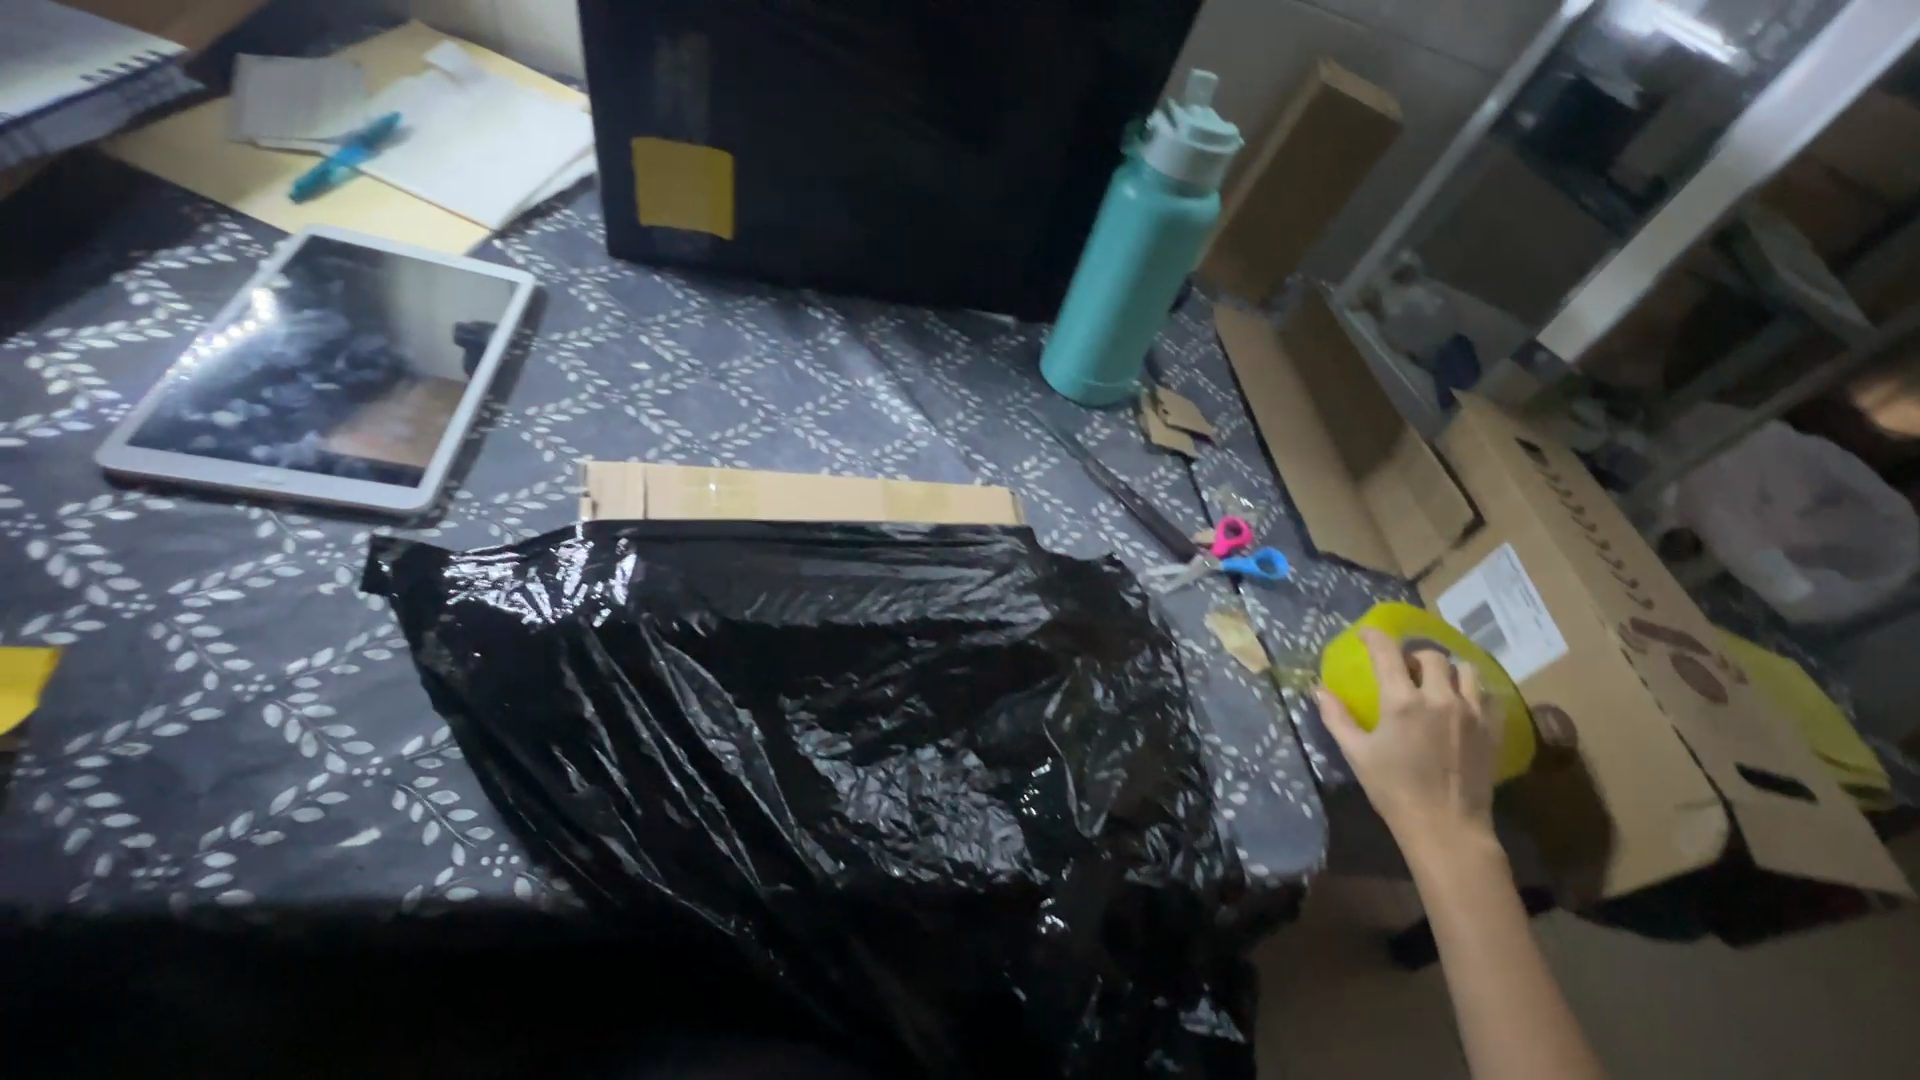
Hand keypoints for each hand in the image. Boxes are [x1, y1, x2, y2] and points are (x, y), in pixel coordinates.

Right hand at [1316, 628, 1500, 860]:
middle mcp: (1440, 699)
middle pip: (1431, 656)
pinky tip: (1461, 703)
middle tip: (1403, 669)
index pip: (1387, 653)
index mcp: (1402, 703)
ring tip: (1436, 682)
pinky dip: (1472, 690)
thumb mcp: (1357, 753)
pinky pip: (1487, 694)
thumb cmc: (1394, 790)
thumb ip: (1336, 717)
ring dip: (1447, 669)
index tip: (1367, 633)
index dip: (1375, 637)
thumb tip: (1318, 690)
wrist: (1446, 827)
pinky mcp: (1493, 729)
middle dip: (1413, 656)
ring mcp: (1472, 712)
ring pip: (1466, 670)